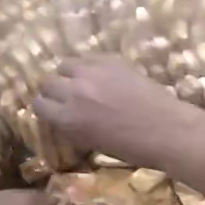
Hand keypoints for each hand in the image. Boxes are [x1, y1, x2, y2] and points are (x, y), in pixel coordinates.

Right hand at [34, 56, 200, 166]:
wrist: (165, 129)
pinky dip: (89, 65)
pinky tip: (99, 74)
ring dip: (69, 73)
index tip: (51, 109)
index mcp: (67, 119)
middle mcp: (73, 92)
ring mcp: (91, 73)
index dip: (44, 107)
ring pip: (65, 64)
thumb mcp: (92, 142)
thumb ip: (72, 126)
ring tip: (81, 80)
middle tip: (66, 95)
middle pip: (48, 82)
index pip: (39, 105)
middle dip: (54, 90)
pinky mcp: (110, 61)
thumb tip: (63, 116)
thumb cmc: (131, 148)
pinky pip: (88, 57)